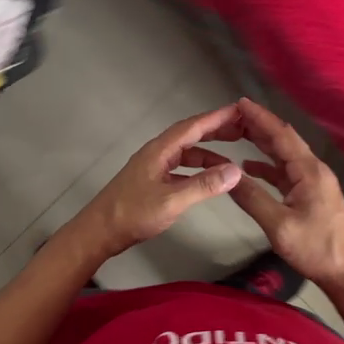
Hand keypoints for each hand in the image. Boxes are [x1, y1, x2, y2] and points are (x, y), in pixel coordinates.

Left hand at [62, 104, 246, 260]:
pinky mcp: (152, 182)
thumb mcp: (172, 201)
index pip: (193, 126)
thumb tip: (236, 170)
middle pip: (189, 135)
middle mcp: (156, 153)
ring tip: (233, 158)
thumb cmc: (132, 214)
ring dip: (208, 153)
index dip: (217, 117)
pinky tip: (209, 179)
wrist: (99, 232)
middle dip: (216, 131)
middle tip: (243, 130)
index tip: (241, 111)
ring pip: (185, 153)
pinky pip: (180, 168)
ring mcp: (153, 167)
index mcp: (159, 150)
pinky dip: (197, 170)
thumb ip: (203, 185)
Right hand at [202, 99, 343, 291]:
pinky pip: (286, 172)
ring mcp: (314, 183)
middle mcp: (314, 171)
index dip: (260, 118)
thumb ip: (252, 198)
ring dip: (262, 144)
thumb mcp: (278, 225)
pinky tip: (250, 166)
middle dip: (259, 126)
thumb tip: (227, 175)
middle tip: (232, 114)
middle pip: (284, 141)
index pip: (281, 136)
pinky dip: (267, 166)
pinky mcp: (312, 196)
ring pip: (284, 156)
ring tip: (237, 133)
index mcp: (309, 172)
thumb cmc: (315, 249)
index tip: (239, 102)